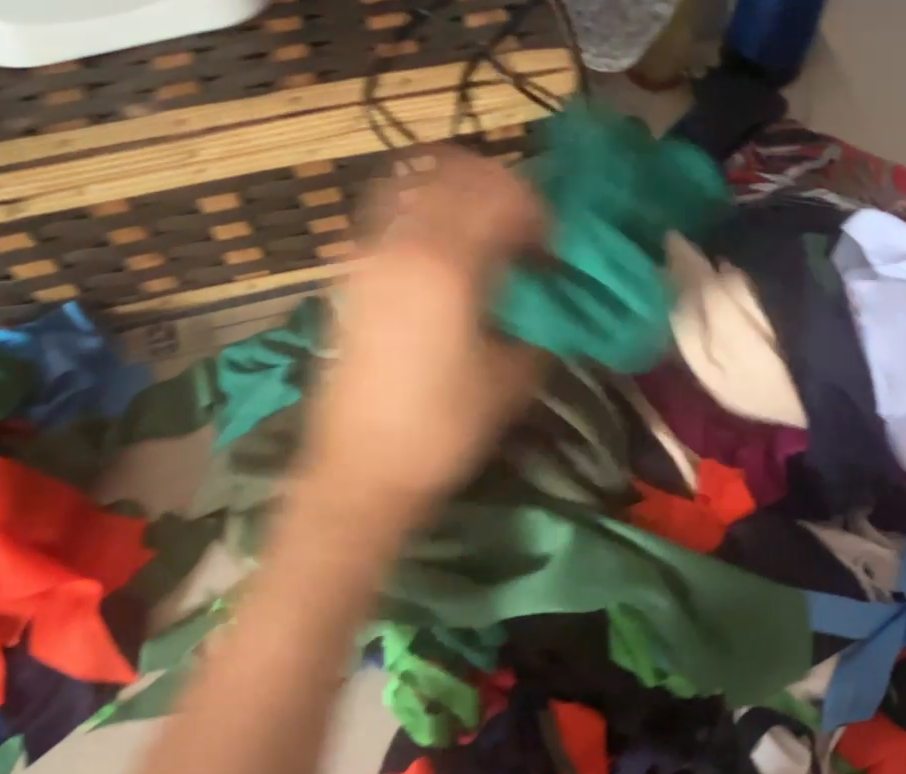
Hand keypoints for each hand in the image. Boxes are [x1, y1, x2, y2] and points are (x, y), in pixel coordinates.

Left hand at [294, 149, 547, 530]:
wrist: (362, 469)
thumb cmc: (443, 431)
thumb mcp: (511, 382)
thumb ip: (541, 326)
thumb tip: (556, 301)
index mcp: (448, 264)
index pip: (504, 195)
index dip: (539, 213)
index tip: (554, 248)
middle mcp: (402, 242)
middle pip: (458, 173)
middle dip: (501, 192)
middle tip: (524, 234)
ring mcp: (367, 254)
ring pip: (416, 182)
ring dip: (458, 194)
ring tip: (483, 234)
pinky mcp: (349, 274)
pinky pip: (389, 214)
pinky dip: (422, 213)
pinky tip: (441, 254)